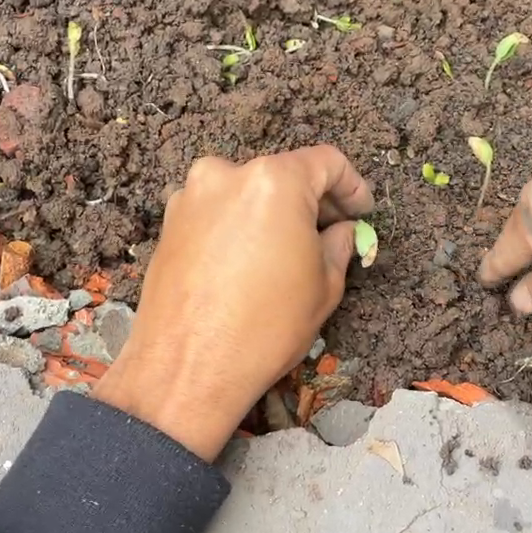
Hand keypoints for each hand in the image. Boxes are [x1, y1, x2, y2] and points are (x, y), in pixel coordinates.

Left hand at [94, 146, 373, 460]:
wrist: (186, 370)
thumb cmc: (265, 328)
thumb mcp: (325, 286)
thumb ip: (339, 244)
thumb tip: (340, 229)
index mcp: (274, 182)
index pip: (326, 162)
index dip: (353, 185)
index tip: (362, 210)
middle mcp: (226, 174)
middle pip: (284, 174)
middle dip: (313, 201)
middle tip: (333, 234)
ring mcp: (191, 197)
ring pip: (249, 194)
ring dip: (274, 214)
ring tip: (290, 254)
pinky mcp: (168, 223)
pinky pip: (219, 213)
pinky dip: (242, 227)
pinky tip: (252, 264)